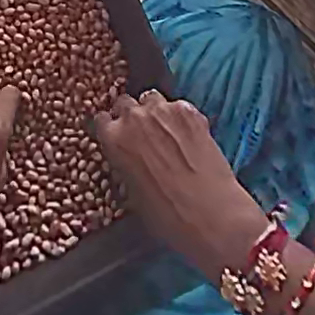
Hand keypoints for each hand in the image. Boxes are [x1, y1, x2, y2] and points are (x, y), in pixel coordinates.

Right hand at [93, 90, 266, 279]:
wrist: (212, 214)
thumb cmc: (168, 216)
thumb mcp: (132, 194)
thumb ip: (125, 165)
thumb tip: (129, 158)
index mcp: (114, 139)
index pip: (102, 120)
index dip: (111, 129)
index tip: (118, 136)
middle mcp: (134, 117)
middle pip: (125, 103)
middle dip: (131, 116)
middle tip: (143, 134)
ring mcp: (163, 110)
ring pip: (151, 99)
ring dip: (154, 112)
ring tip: (166, 131)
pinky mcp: (189, 110)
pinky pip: (177, 106)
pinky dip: (179, 117)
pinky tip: (188, 136)